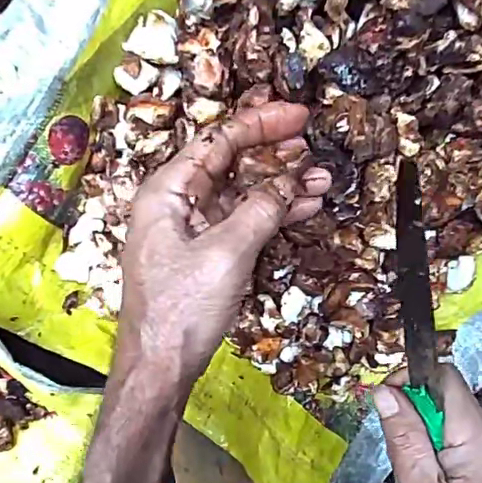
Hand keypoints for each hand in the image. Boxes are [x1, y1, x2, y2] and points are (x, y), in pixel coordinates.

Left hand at [117, 103, 329, 388]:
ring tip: (320, 182)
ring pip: (239, 196)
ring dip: (279, 188)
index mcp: (167, 192)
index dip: (260, 124)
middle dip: (274, 156)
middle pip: (229, 165)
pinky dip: (269, 216)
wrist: (160, 366)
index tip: (298, 116)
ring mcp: (190, 232)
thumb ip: (261, 209)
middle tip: (312, 147)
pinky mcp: (203, 257)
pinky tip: (300, 208)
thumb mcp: (225, 253)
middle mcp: (176, 205)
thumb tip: (293, 179)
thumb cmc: (181, 310)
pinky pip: (240, 224)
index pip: (217, 141)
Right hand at [373, 365, 481, 482]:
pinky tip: (440, 476)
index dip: (412, 380)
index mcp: (479, 434)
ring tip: (421, 470)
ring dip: (430, 430)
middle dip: (418, 412)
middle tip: (402, 451)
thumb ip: (403, 437)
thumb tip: (385, 393)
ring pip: (455, 414)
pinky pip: (466, 431)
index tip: (387, 402)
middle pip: (449, 395)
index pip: (445, 376)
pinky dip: (445, 443)